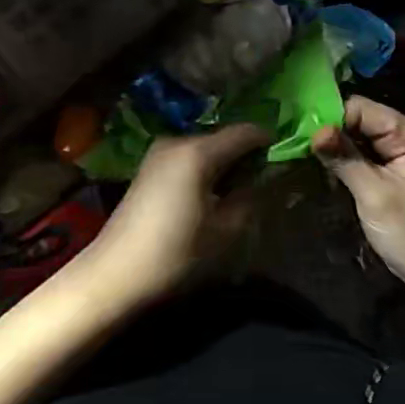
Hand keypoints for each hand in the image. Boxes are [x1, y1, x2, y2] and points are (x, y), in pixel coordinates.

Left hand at [76, 124, 269, 304]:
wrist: (116, 271)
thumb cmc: (175, 252)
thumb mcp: (225, 230)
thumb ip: (252, 197)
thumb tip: (268, 179)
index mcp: (198, 151)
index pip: (247, 132)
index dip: (271, 143)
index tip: (288, 161)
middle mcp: (176, 142)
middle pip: (223, 139)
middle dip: (247, 156)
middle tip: (269, 182)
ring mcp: (158, 154)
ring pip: (205, 150)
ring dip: (226, 166)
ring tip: (243, 193)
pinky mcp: (148, 169)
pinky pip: (187, 161)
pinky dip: (205, 172)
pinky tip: (213, 197)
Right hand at [311, 96, 404, 299]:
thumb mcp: (376, 196)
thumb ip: (345, 159)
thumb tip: (314, 130)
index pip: (364, 110)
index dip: (331, 117)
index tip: (298, 131)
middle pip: (359, 120)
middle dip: (329, 130)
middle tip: (292, 142)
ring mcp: (400, 155)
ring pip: (356, 138)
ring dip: (332, 146)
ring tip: (299, 151)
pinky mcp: (390, 171)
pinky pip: (360, 155)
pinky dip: (341, 159)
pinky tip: (319, 164)